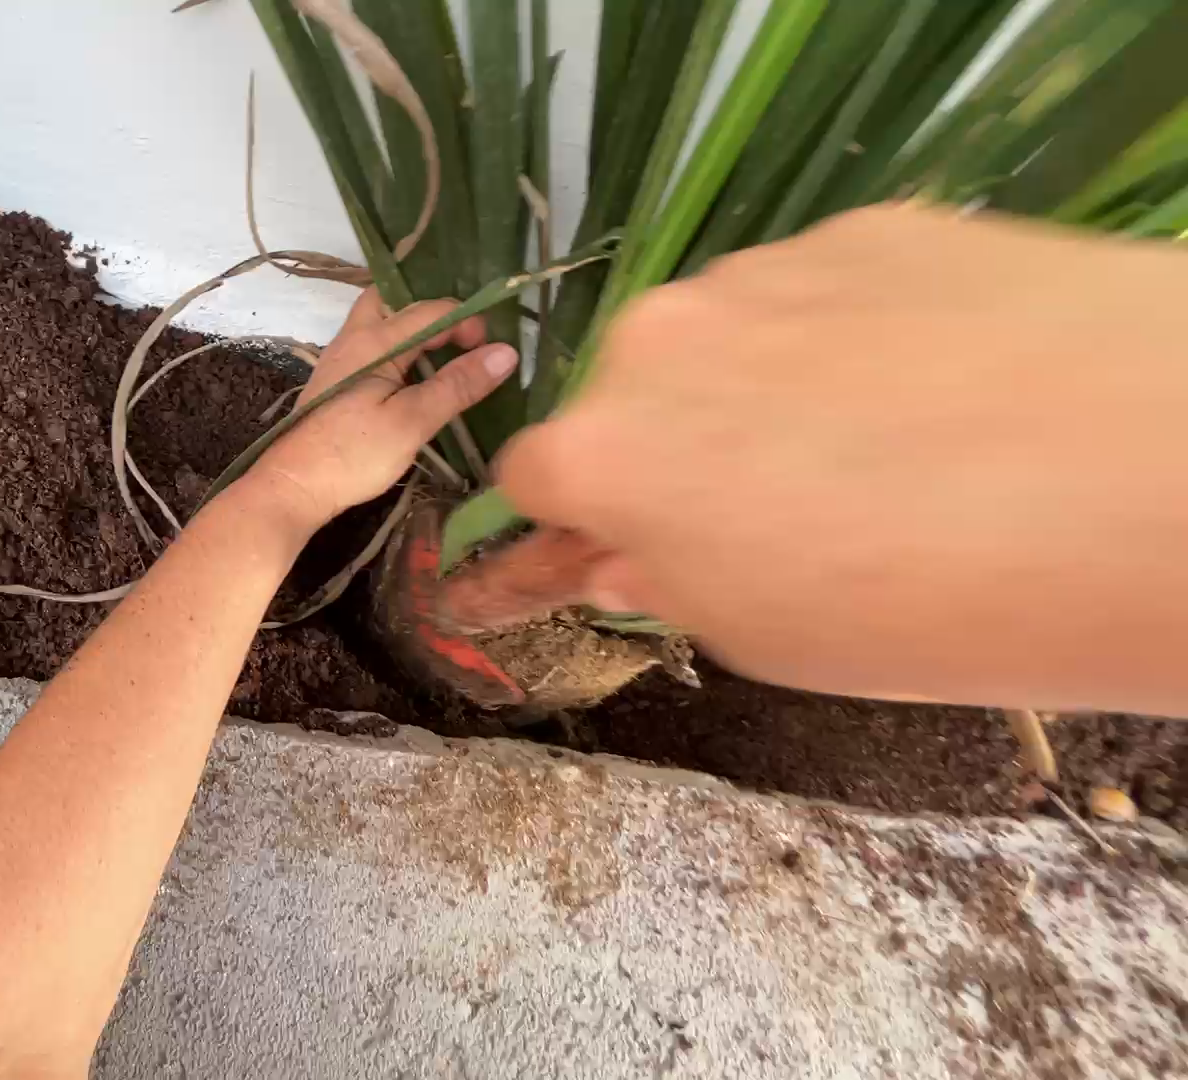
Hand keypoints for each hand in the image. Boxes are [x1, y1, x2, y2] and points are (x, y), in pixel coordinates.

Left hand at [241, 288, 517, 534]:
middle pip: (393, 302)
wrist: (292, 487)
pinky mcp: (335, 386)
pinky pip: (372, 351)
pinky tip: (414, 379)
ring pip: (379, 325)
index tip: (492, 351)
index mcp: (372, 341)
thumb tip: (506, 352)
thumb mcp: (411, 422)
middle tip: (464, 338)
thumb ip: (456, 386)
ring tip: (447, 356)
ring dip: (414, 333)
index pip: (430, 310)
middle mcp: (351, 340)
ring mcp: (339, 362)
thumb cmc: (352, 455)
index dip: (468, 322)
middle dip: (432, 312)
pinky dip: (398, 353)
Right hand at [483, 205, 1187, 713]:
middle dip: (655, 448)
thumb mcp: (747, 632)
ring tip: (861, 436)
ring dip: (738, 387)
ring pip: (705, 343)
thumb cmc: (923, 606)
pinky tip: (921, 378)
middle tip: (755, 497)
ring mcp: (748, 277)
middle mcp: (642, 347)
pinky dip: (829, 335)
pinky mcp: (855, 229)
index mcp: (594, 456)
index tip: (610, 537)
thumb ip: (648, 581)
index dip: (568, 515)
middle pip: (613, 403)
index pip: (526, 479)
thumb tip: (610, 557)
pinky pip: (801, 292)